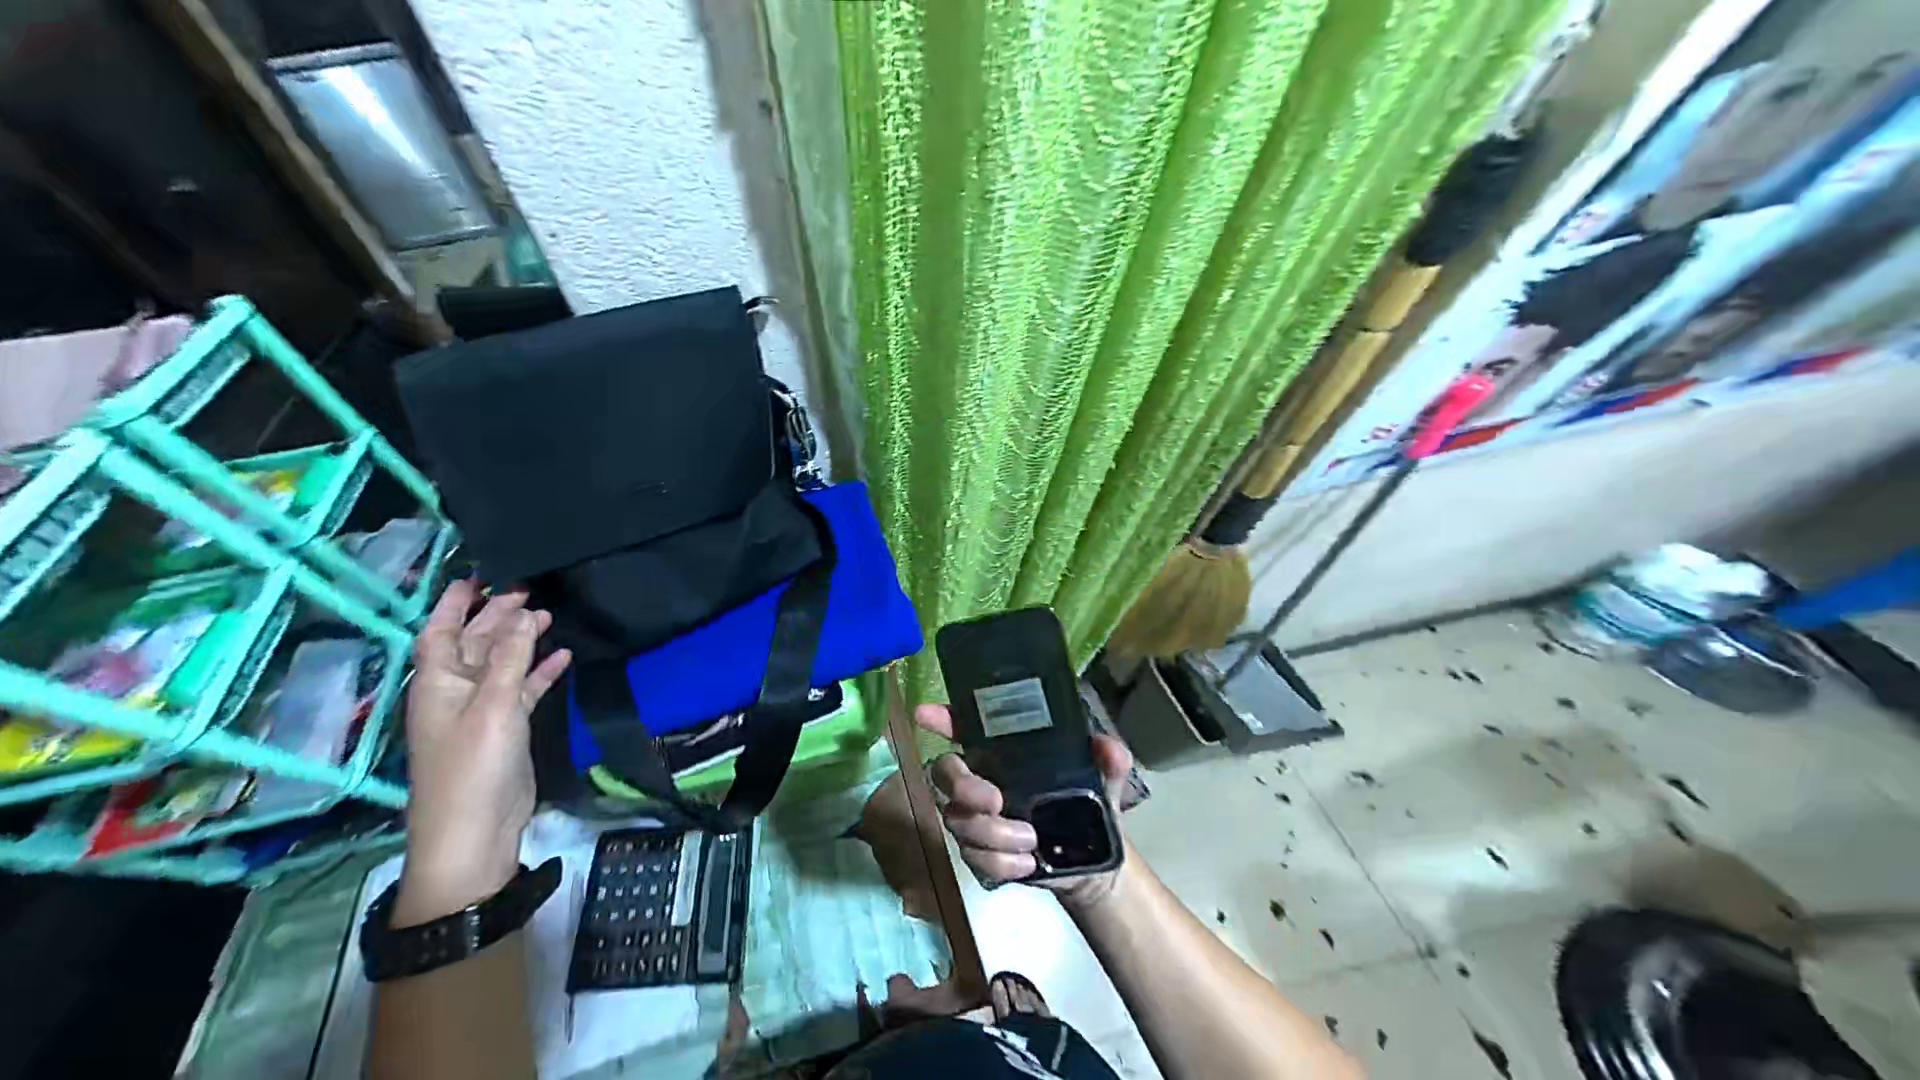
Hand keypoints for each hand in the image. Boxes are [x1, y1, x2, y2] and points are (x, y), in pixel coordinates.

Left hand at [393, 580, 570, 926]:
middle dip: (497, 616)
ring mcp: (482, 710)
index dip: (456, 604)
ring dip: (522, 640)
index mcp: (438, 683)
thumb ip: (510, 658)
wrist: (475, 830)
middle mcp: (456, 691)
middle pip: (475, 643)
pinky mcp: (507, 728)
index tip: (480, 575)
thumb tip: (523, 614)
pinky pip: (523, 689)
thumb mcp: (493, 706)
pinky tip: (562, 656)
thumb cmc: (474, 765)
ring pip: (502, 664)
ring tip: (549, 615)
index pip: (442, 632)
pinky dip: (540, 671)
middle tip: (529, 589)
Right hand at [913, 704, 1133, 910]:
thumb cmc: (1088, 805)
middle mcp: (981, 778)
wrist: (1091, 863)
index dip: (942, 718)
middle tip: (997, 801)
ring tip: (1033, 841)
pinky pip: (974, 858)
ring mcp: (975, 817)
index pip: (964, 726)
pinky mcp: (980, 854)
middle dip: (964, 787)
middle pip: (945, 772)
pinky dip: (1000, 863)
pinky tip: (1027, 863)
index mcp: (1004, 752)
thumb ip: (1109, 760)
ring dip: (994, 834)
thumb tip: (1108, 748)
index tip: (926, 713)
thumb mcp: (1105, 779)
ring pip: (958, 820)